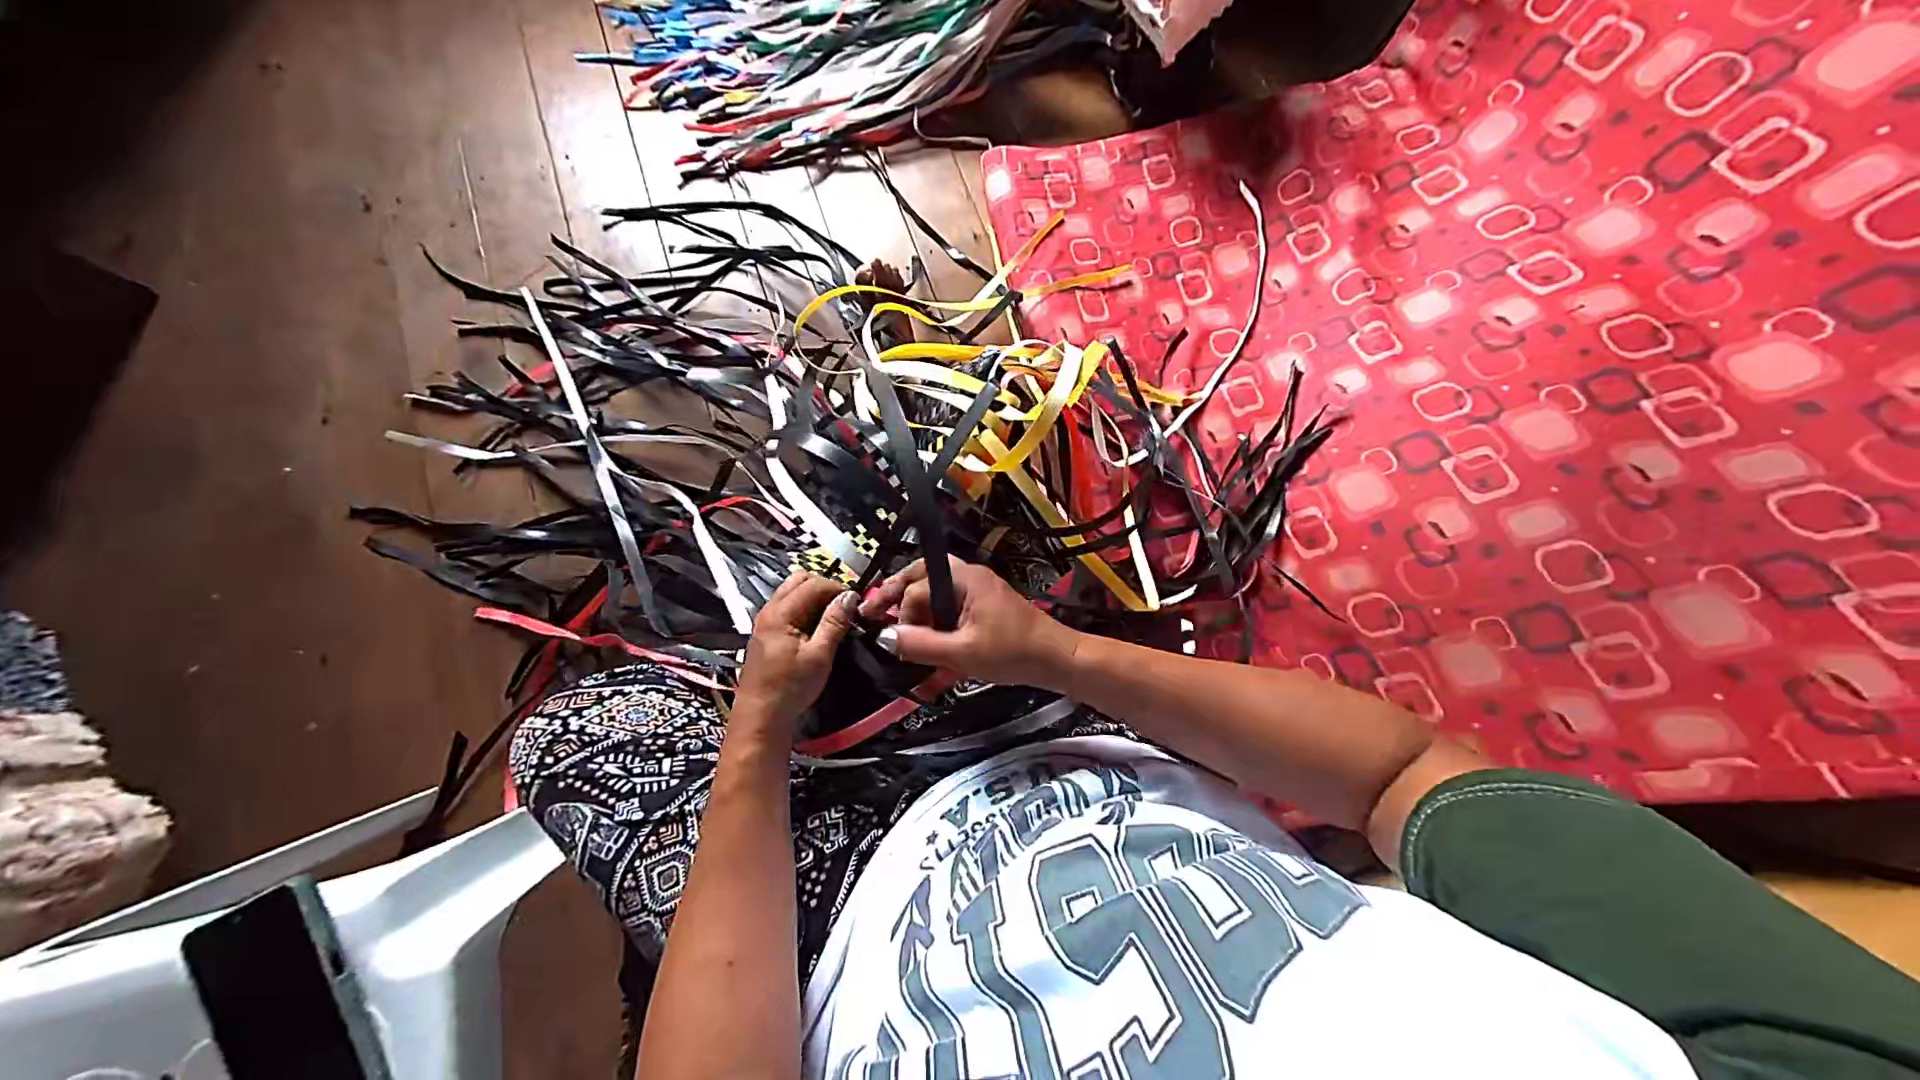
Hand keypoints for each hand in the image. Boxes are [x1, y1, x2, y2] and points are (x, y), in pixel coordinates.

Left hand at [733, 573, 857, 743]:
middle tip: (844, 607)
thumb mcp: (819, 656)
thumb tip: (850, 596)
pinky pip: (789, 606)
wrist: (761, 716)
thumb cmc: (790, 687)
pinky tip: (818, 627)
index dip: (837, 589)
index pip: (813, 584)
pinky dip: (806, 608)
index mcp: (780, 613)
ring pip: (793, 592)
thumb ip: (834, 623)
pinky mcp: (767, 631)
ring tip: (834, 617)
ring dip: (815, 598)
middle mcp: (769, 610)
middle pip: (800, 580)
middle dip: (825, 588)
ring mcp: (765, 620)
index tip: (855, 604)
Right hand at [858, 556, 1080, 688]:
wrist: (1058, 660)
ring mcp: (977, 592)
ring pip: (935, 593)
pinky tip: (925, 643)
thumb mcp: (962, 653)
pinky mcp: (983, 609)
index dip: (899, 609)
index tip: (885, 630)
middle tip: (874, 613)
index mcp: (965, 579)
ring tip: (896, 630)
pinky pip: (949, 608)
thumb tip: (885, 637)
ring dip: (914, 610)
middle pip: (922, 577)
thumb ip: (921, 645)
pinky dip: (934, 622)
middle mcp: (969, 578)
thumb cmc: (1014, 652)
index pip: (917, 586)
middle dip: (897, 596)